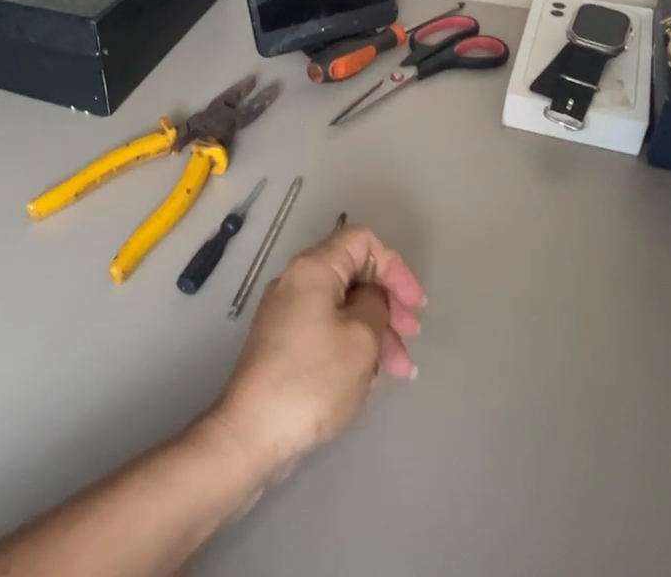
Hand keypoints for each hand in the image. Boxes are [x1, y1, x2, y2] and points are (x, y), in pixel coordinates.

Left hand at [202, 225, 425, 479]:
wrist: (255, 430)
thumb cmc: (314, 379)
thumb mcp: (361, 337)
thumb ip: (376, 304)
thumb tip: (371, 297)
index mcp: (312, 269)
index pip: (360, 241)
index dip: (395, 266)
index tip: (415, 304)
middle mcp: (295, 282)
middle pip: (353, 274)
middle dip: (388, 302)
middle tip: (412, 336)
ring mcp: (287, 313)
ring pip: (343, 306)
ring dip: (377, 330)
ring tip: (399, 370)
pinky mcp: (285, 342)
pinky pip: (328, 329)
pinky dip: (354, 345)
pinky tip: (370, 376)